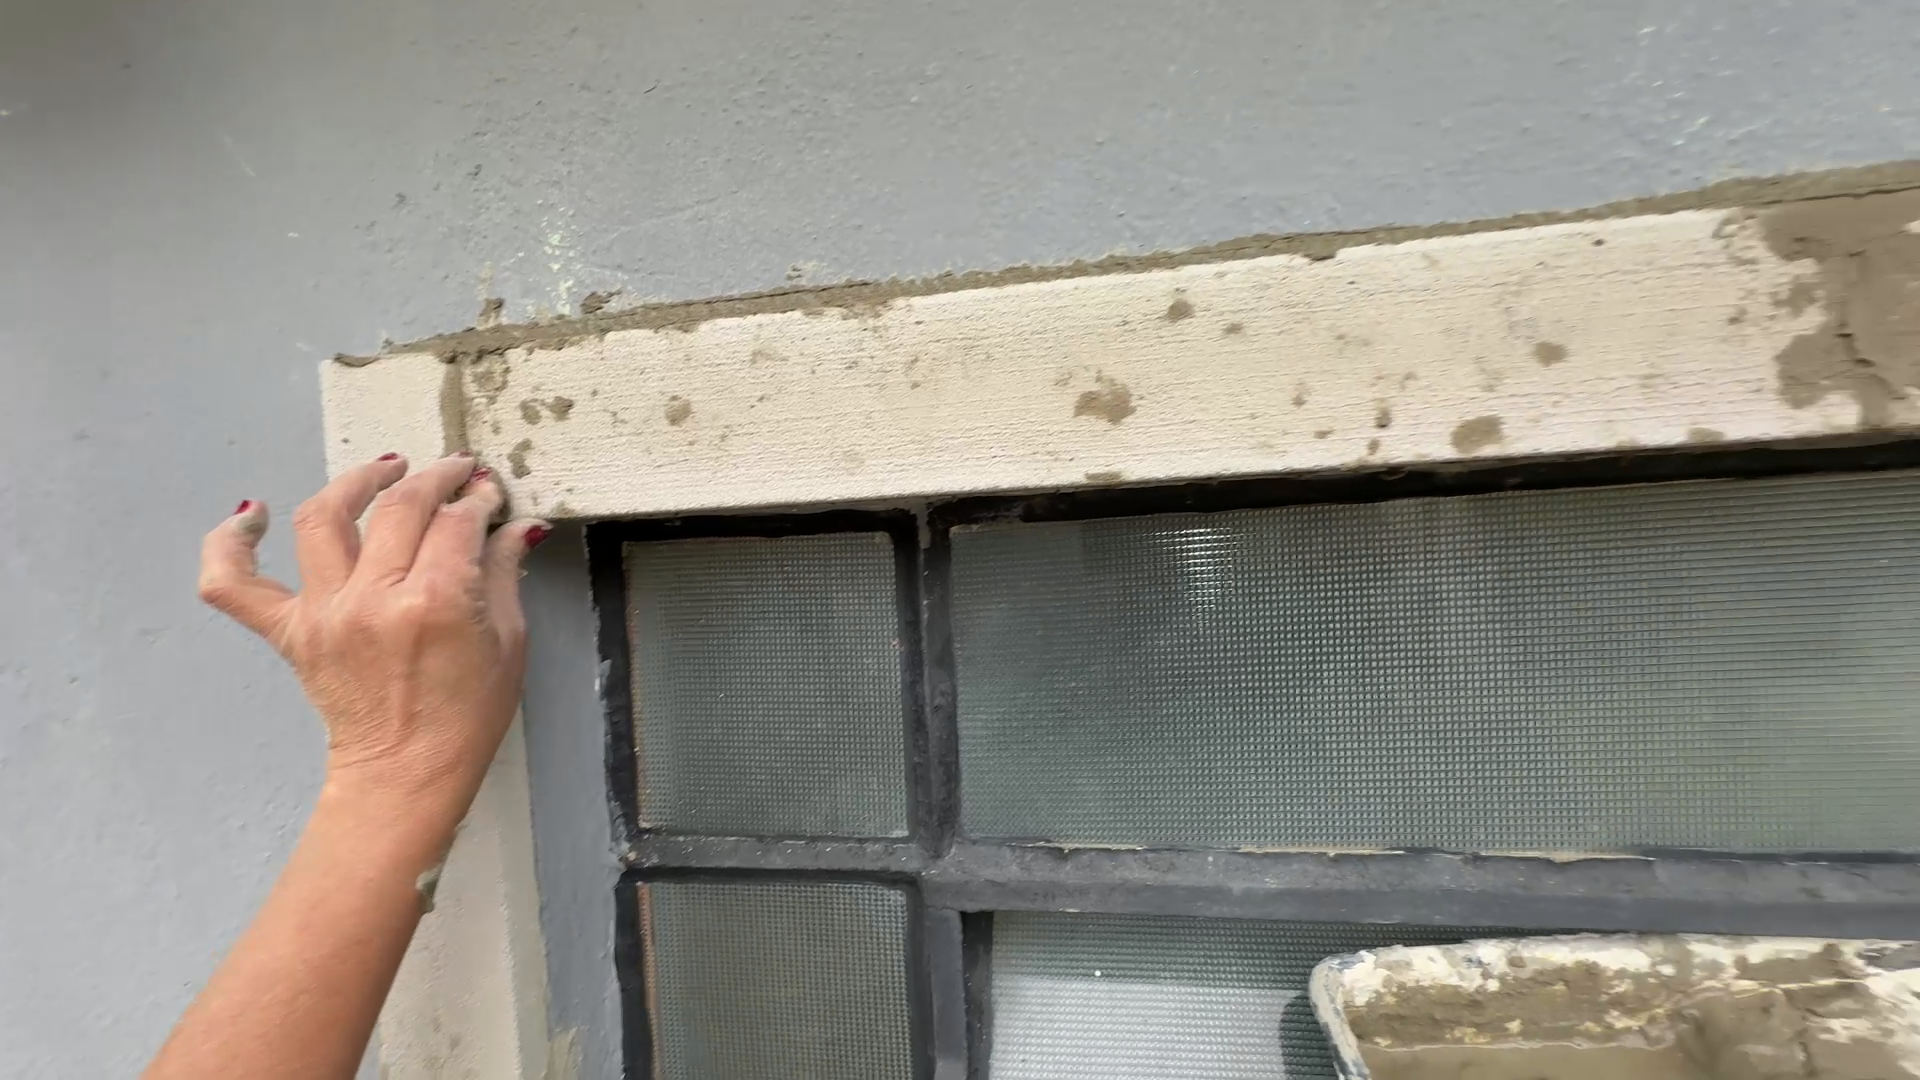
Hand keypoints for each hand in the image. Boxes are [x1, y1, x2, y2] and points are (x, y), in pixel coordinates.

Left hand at [197, 452, 549, 811]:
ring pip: (324, 520)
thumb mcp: (509, 639)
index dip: (480, 499)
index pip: (458, 523)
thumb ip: (504, 573)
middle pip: (400, 510)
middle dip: (436, 479)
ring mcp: (323, 612)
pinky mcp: (289, 632)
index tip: (492, 491)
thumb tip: (519, 527)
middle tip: (458, 469)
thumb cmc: (473, 711)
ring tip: (385, 468)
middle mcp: (374, 597)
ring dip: (356, 482)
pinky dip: (229, 543)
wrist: (409, 770)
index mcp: (437, 601)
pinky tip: (248, 515)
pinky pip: (233, 583)